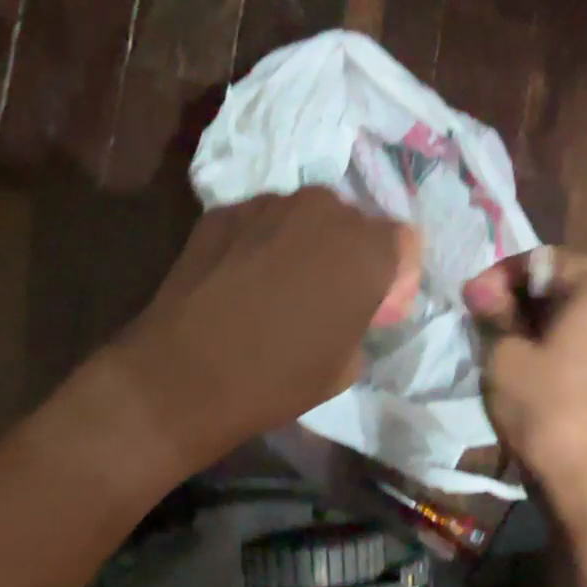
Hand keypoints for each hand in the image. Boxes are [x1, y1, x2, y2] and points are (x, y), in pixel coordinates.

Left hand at [113, 188, 419, 452]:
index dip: (392, 278)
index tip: (371, 309)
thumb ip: (360, 324)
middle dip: (345, 255)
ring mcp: (267, 204)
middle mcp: (323, 210)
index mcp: (365, 249)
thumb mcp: (343, 370)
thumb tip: (348, 311)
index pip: (402, 244)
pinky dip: (258, 245)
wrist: (184, 376)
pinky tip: (238, 283)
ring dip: (300, 246)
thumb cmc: (274, 381)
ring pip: (302, 217)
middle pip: (351, 223)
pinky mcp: (221, 213)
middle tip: (322, 300)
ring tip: (275, 290)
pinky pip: (258, 223)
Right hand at [464, 247, 586, 508]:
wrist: (583, 476)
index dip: (504, 272)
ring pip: (571, 316)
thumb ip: (495, 314)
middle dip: (518, 295)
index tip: (471, 297)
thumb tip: (480, 288)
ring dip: (531, 321)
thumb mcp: (504, 356)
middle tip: (479, 316)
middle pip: (565, 284)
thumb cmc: (541, 406)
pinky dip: (549, 344)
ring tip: (494, 341)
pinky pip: (580, 342)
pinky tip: (520, 366)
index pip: (548, 259)